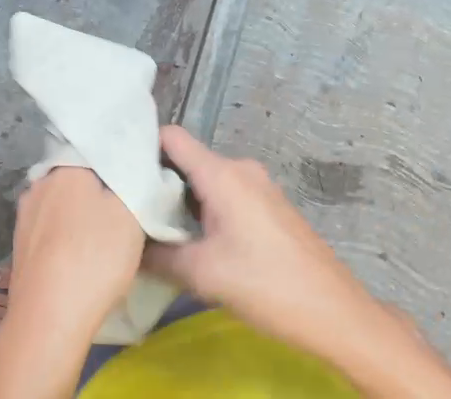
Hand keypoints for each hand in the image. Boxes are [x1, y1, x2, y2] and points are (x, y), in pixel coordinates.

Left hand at [6, 166, 145, 334]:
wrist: (48, 315)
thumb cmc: (95, 255)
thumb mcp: (131, 212)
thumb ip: (131, 183)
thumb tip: (125, 171)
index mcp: (66, 168)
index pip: (93, 152)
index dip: (114, 166)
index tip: (130, 181)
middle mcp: (39, 183)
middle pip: (75, 181)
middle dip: (94, 193)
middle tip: (119, 212)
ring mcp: (24, 216)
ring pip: (59, 207)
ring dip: (76, 219)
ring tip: (99, 241)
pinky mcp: (19, 246)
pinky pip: (48, 232)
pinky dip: (62, 240)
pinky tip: (76, 260)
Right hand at [145, 126, 450, 398]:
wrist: (335, 313)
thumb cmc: (267, 286)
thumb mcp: (202, 274)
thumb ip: (157, 255)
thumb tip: (124, 245)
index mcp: (222, 174)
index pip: (171, 137)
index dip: (141, 145)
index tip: (114, 166)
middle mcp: (240, 169)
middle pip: (186, 159)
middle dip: (157, 180)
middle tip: (127, 205)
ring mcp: (258, 187)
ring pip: (205, 180)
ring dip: (181, 200)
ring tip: (153, 225)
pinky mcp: (269, 207)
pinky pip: (224, 194)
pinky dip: (203, 209)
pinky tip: (191, 238)